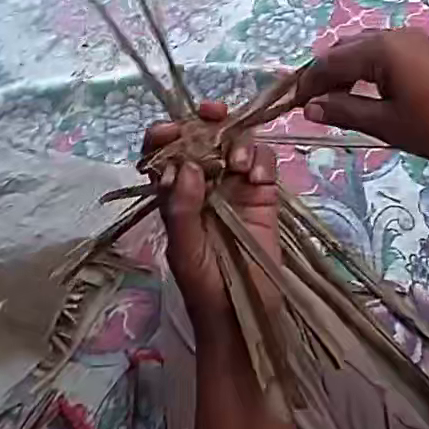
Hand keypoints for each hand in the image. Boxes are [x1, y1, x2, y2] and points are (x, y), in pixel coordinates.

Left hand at [148, 102, 280, 324]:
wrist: (243, 314)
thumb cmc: (204, 284)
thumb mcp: (183, 250)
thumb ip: (181, 209)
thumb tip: (186, 166)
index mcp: (176, 191)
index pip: (164, 152)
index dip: (165, 134)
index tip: (171, 129)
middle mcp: (204, 181)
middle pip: (203, 137)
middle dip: (206, 120)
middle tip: (213, 113)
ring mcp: (235, 184)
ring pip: (235, 143)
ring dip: (236, 141)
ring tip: (238, 165)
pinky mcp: (263, 191)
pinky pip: (263, 162)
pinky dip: (260, 160)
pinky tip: (257, 178)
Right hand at [294, 29, 428, 170]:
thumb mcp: (387, 124)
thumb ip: (344, 112)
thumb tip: (310, 108)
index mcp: (380, 48)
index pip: (330, 62)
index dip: (308, 84)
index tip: (291, 105)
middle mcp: (393, 35)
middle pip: (345, 50)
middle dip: (325, 75)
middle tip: (312, 105)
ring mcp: (412, 40)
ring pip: (365, 49)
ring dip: (346, 71)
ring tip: (336, 102)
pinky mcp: (426, 50)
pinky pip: (384, 53)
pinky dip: (367, 70)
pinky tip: (366, 93)